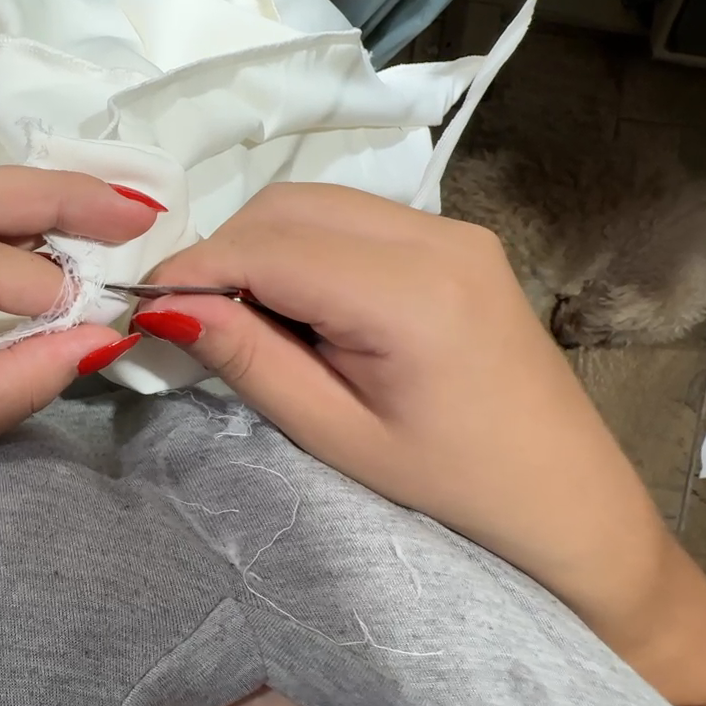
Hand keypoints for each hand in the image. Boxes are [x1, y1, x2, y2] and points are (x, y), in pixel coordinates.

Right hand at [131, 183, 705, 705]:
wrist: (566, 501)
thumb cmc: (447, 487)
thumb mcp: (331, 433)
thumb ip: (247, 359)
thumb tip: (163, 308)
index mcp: (411, 294)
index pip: (266, 248)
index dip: (191, 270)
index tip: (139, 307)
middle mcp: (436, 237)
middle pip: (284, 208)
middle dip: (219, 253)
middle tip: (186, 319)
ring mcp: (450, 230)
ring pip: (308, 203)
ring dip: (252, 247)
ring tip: (234, 316)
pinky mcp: (450, 241)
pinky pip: (342, 219)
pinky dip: (291, 248)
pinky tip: (288, 305)